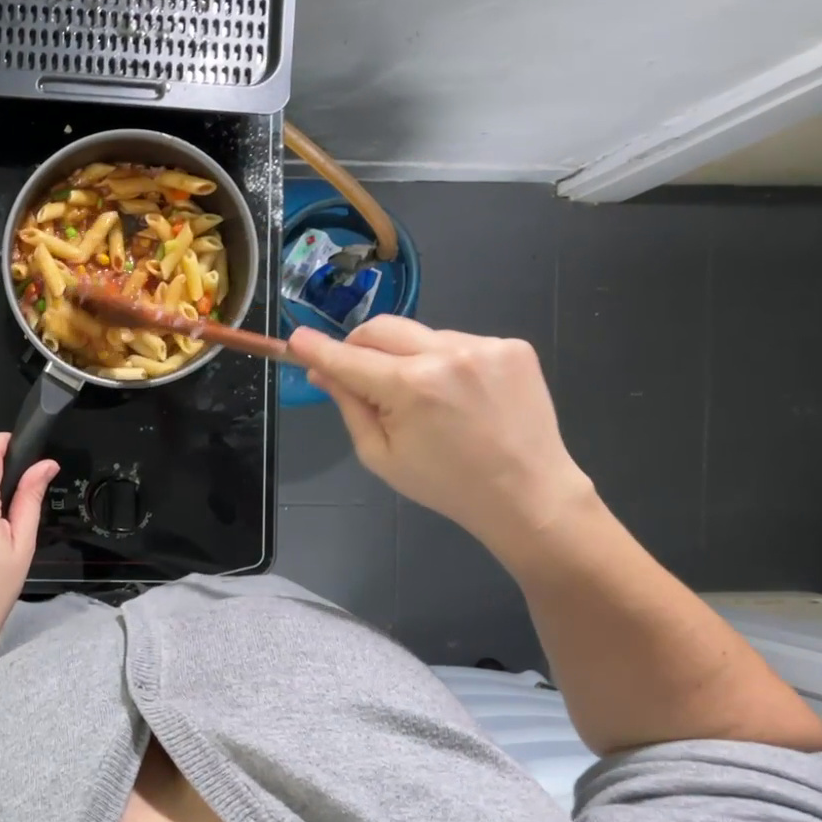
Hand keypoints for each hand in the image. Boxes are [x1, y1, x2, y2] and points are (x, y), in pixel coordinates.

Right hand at [287, 316, 594, 554]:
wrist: (526, 493)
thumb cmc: (444, 483)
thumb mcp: (380, 455)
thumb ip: (349, 406)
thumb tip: (322, 372)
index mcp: (410, 387)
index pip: (348, 357)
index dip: (317, 348)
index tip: (295, 339)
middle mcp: (446, 354)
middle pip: (381, 328)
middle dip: (359, 345)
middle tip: (356, 371)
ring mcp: (484, 345)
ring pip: (420, 335)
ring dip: (407, 357)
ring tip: (425, 397)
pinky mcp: (512, 346)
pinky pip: (458, 342)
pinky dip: (445, 361)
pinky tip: (460, 395)